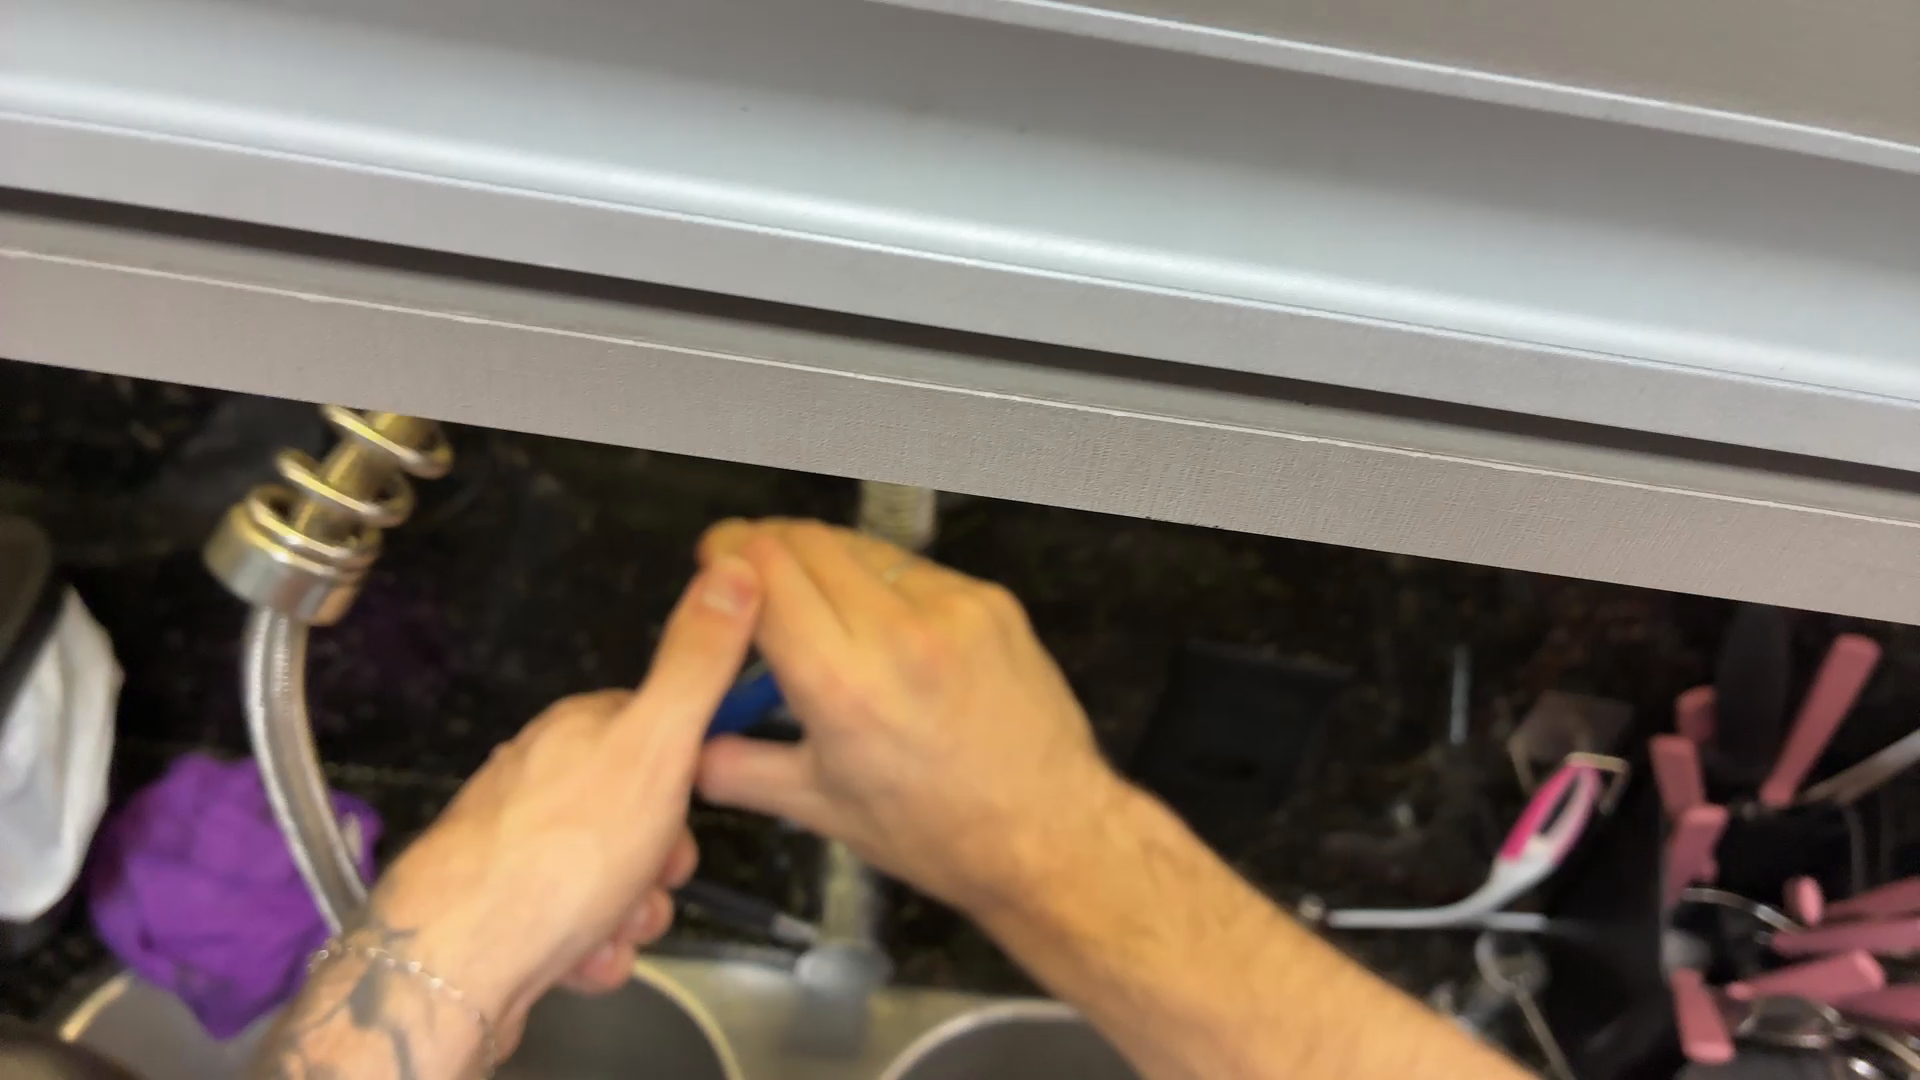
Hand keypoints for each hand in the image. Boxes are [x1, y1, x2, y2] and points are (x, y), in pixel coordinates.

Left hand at [362, 555, 760, 1051]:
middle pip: (637, 805)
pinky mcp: (493, 904)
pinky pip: (567, 913)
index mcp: (580, 728)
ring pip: (608, 865)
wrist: (454, 965)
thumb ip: (699, 663)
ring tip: (618, 926)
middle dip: (662, 853)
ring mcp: (511, 841)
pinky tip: (584, 953)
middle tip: (657, 878)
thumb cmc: (571, 843)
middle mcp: (541, 775)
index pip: (656, 728)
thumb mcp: (658, 742)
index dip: (687, 772)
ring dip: (632, 904)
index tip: (693, 806)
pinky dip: (588, 938)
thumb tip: (733, 568)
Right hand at [694, 519, 1124, 915]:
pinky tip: (884, 615)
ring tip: (815, 590)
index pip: (764, 573)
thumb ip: (740, 769)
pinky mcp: (991, 600)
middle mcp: (895, 630)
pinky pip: (916, 569)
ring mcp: (952, 607)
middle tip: (752, 562)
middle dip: (768, 541)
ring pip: (862, 546)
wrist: (1049, 829)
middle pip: (808, 541)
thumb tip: (690, 746)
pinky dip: (884, 580)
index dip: (728, 551)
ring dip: (825, 556)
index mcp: (840, 684)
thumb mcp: (825, 810)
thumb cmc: (934, 831)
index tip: (717, 552)